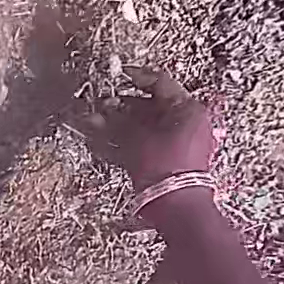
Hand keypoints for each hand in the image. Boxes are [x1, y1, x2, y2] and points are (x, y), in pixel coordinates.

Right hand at [83, 66, 215, 187]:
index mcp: (188, 110)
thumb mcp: (138, 139)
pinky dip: (126, 143)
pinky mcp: (169, 161)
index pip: (160, 83)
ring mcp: (179, 143)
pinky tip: (102, 143)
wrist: (176, 208)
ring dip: (120, 125)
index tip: (117, 75)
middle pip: (151, 106)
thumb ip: (118, 121)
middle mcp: (187, 124)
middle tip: (100, 105)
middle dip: (122, 106)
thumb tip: (101, 111)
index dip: (135, 77)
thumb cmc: (163, 167)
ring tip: (95, 123)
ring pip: (145, 127)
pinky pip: (146, 145)